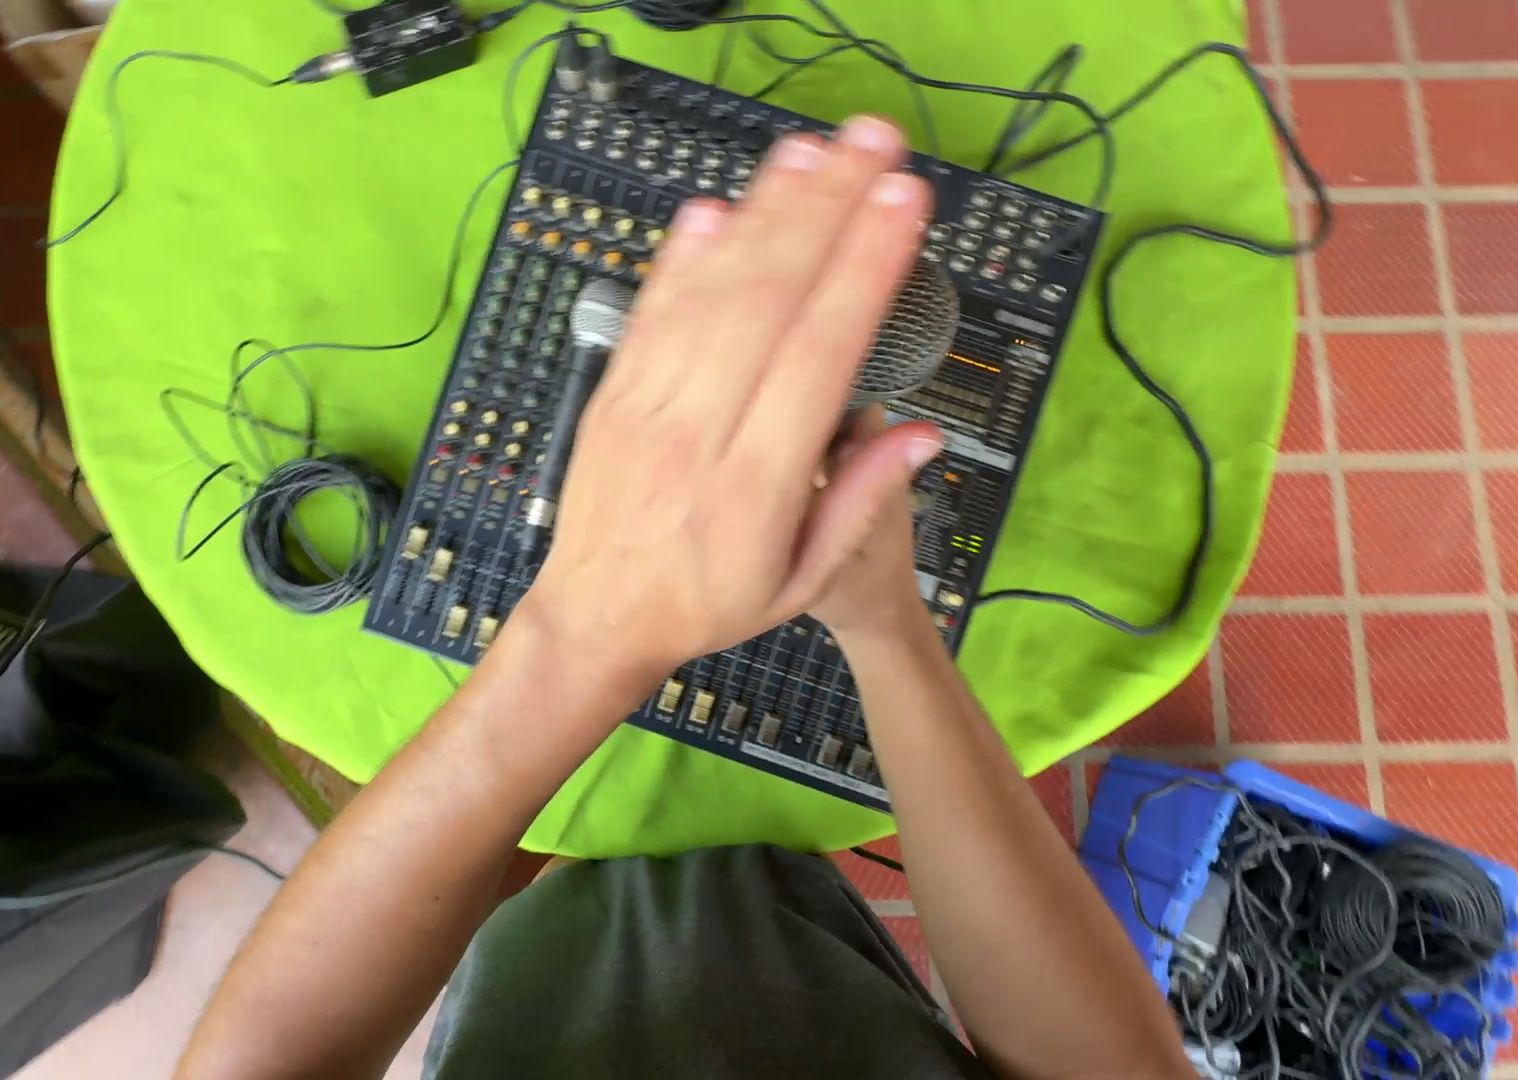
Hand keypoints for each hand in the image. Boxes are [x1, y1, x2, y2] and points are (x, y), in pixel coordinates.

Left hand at [517, 115, 934, 685]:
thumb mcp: (797, 583)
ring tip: (809, 153)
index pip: (819, 354)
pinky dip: (679, 259)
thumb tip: (922, 434)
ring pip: (707, 296)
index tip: (902, 203)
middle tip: (872, 145)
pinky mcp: (609, 399)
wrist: (595, 616)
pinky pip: (648, 317)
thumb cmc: (700, 605)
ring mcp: (644, 409)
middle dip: (823, 212)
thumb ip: (860, 506)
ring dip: (760, 216)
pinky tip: (712, 210)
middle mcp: (698, 432)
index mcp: (755, 483)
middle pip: (764, 302)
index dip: (863, 269)